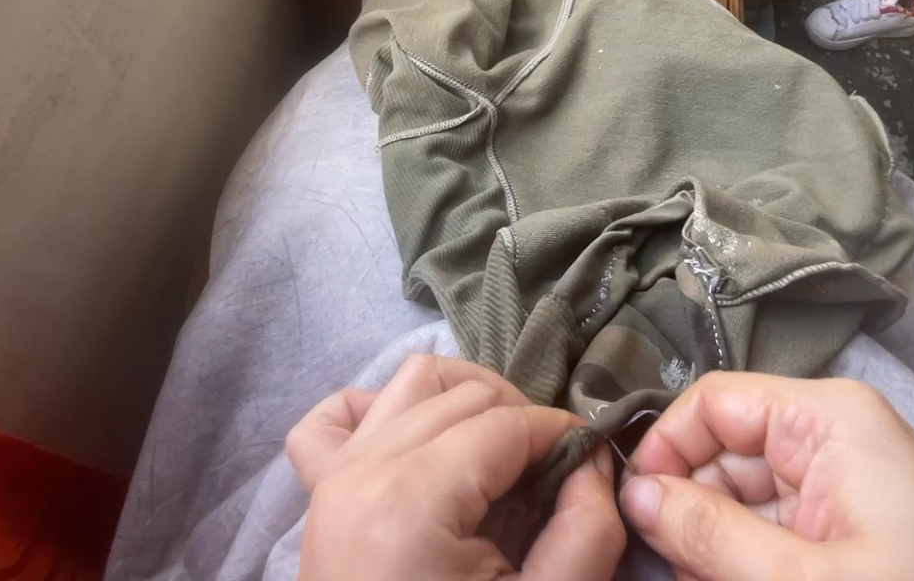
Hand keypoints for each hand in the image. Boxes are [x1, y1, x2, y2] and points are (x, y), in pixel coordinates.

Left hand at [286, 354, 624, 580]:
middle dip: (521, 418)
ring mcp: (332, 476)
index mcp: (411, 503)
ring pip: (413, 382)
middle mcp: (363, 471)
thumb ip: (585, 530)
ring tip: (500, 449)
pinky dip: (384, 409)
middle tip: (552, 469)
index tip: (590, 457)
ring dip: (465, 399)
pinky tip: (421, 441)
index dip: (560, 432)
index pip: (505, 424)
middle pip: (464, 395)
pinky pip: (339, 416)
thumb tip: (594, 457)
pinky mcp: (318, 491)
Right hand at [624, 372, 913, 580]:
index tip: (632, 510)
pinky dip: (748, 564)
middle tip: (660, 571)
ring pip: (748, 499)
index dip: (667, 447)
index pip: (715, 402)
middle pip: (727, 452)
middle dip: (689, 508)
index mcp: (828, 417)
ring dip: (714, 545)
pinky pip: (781, 533)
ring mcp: (849, 487)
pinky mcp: (860, 533)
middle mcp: (834, 436)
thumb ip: (710, 534)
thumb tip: (631, 491)